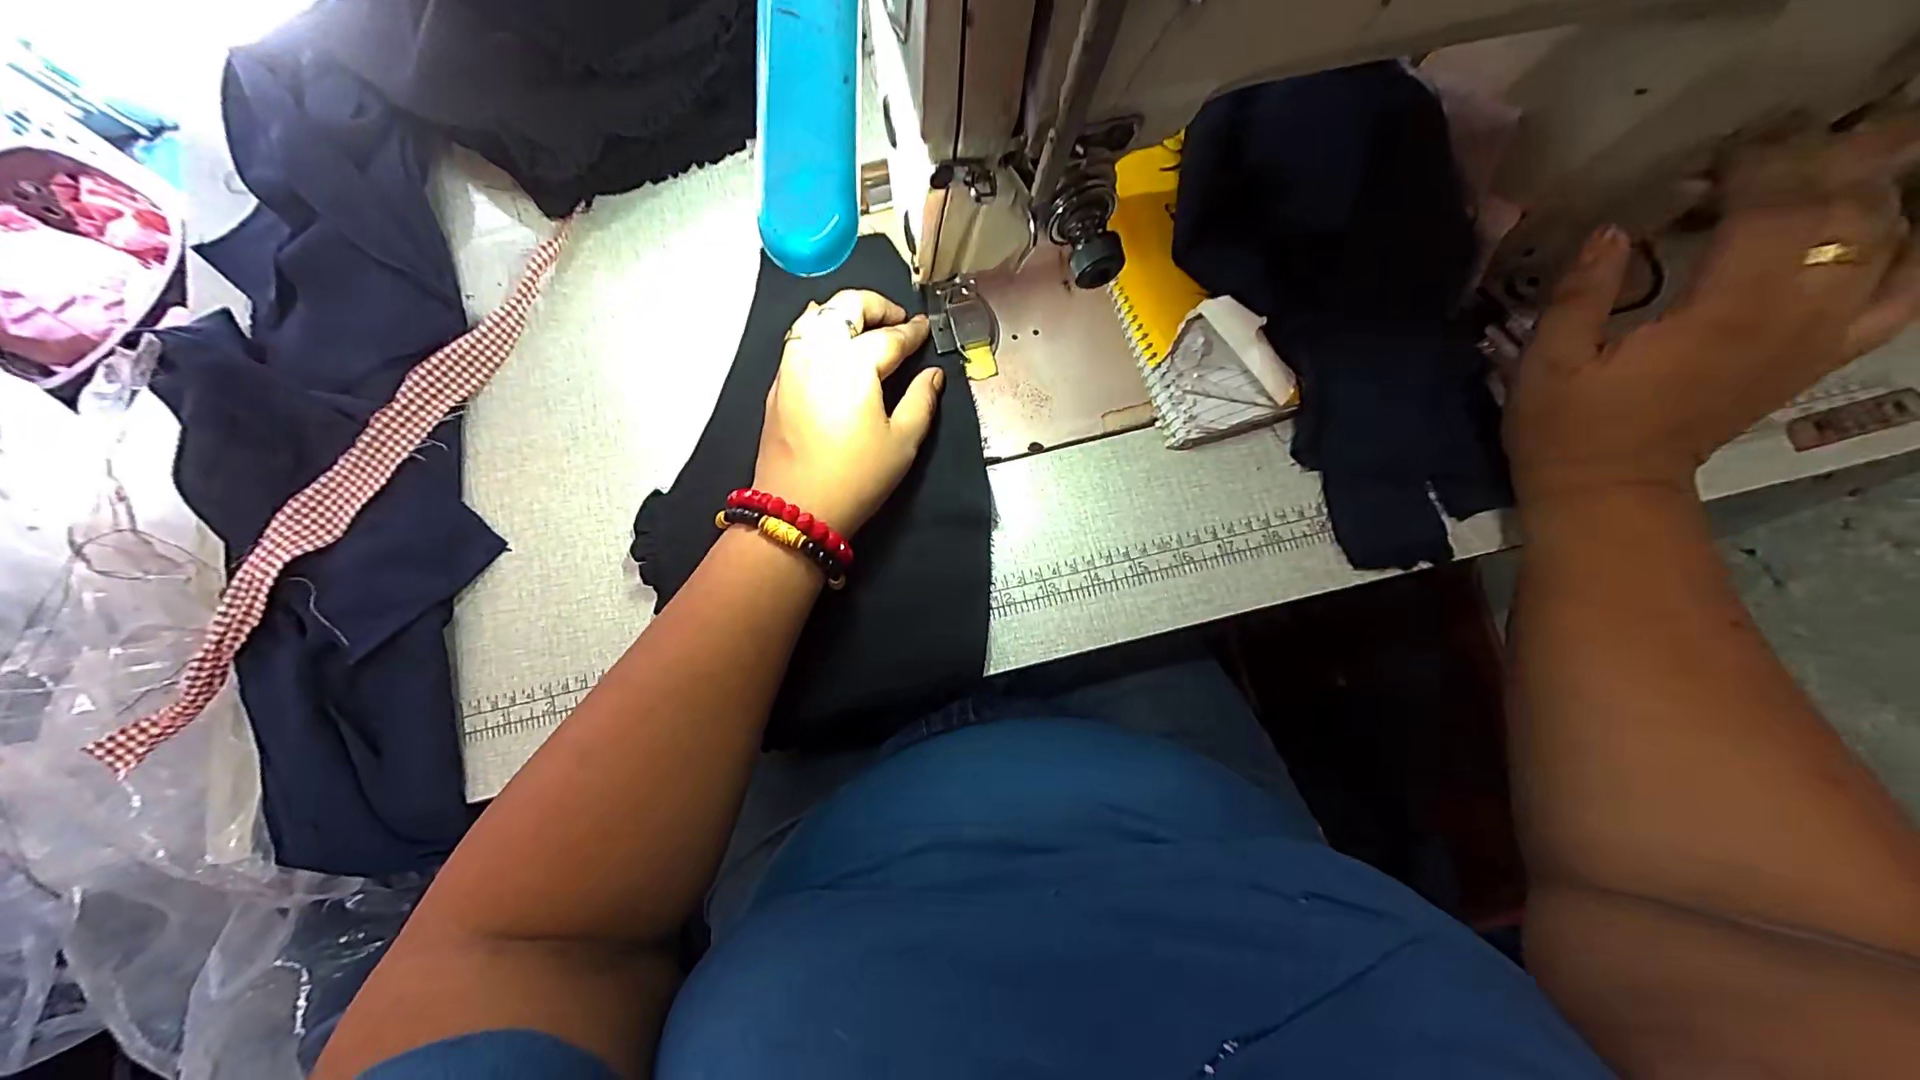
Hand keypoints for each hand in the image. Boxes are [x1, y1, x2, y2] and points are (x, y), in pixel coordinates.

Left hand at [752, 290, 940, 535]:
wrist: (796, 507)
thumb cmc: (855, 478)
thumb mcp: (903, 442)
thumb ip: (921, 400)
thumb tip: (933, 376)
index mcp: (853, 364)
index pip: (889, 337)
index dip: (912, 332)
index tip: (924, 329)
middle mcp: (818, 353)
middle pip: (846, 307)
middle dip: (875, 306)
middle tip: (897, 320)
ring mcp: (792, 365)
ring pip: (817, 316)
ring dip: (844, 313)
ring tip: (865, 327)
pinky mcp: (778, 383)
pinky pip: (798, 338)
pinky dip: (819, 329)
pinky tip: (832, 344)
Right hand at [1505, 114, 1919, 507]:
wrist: (1608, 489)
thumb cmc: (1565, 429)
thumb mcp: (1547, 364)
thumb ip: (1579, 296)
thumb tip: (1610, 231)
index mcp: (1720, 316)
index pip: (1773, 210)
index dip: (1761, 164)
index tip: (1728, 145)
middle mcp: (1792, 318)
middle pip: (1846, 212)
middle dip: (1823, 162)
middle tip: (1779, 141)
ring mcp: (1818, 338)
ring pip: (1887, 239)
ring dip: (1871, 190)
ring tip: (1835, 162)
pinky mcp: (1821, 356)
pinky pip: (1903, 293)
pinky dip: (1910, 252)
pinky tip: (1887, 229)